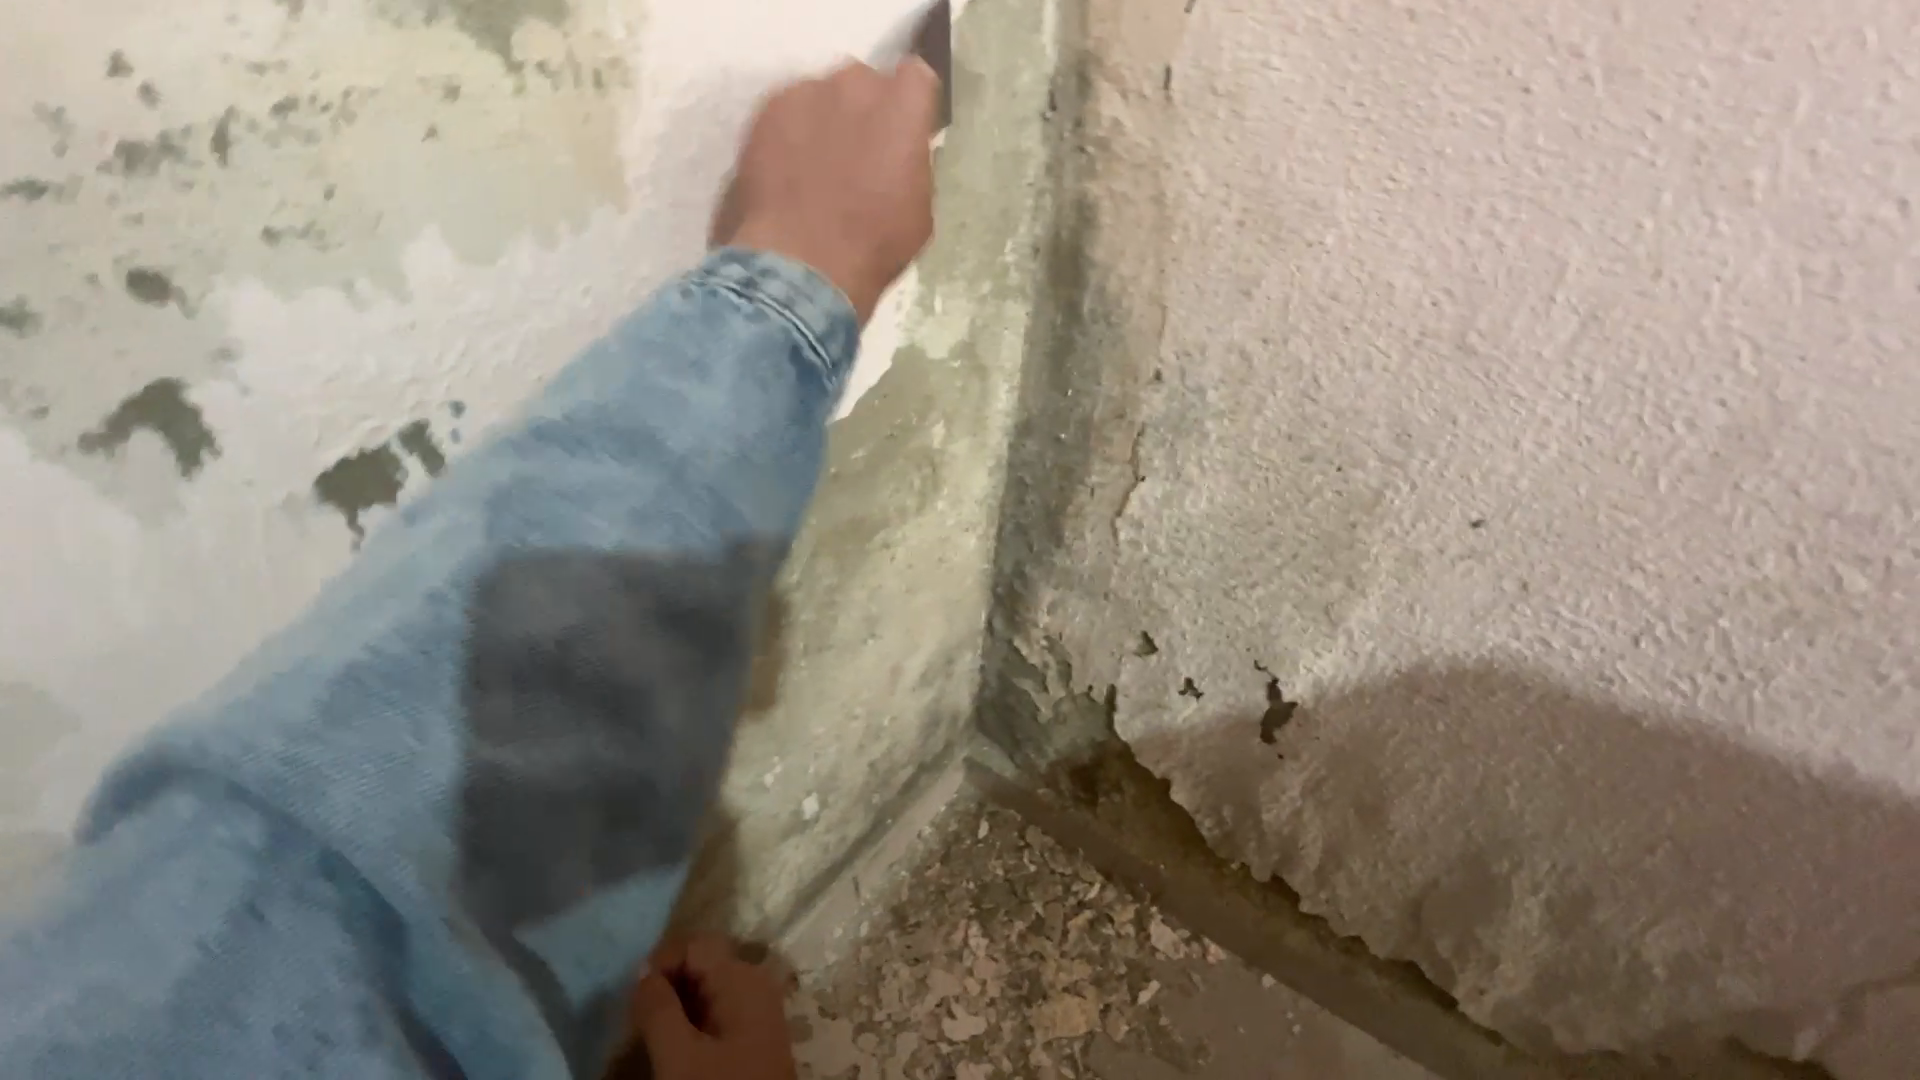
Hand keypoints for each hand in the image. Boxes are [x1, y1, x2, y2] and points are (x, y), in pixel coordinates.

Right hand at [628, 937, 797, 1079]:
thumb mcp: (679, 1058)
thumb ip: (658, 1010)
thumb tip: (642, 972)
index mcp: (742, 977)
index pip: (696, 944)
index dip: (661, 963)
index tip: (634, 1001)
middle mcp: (756, 982)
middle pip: (704, 963)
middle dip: (668, 985)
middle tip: (639, 1023)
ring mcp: (759, 1008)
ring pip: (710, 989)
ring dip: (679, 1007)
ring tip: (653, 1040)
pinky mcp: (757, 1034)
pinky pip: (720, 1011)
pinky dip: (695, 1022)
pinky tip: (678, 1050)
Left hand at [712, 59, 942, 323]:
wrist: (800, 267)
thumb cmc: (872, 249)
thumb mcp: (918, 213)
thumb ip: (912, 167)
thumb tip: (901, 157)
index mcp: (902, 108)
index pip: (915, 79)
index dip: (908, 109)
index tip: (903, 136)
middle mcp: (853, 84)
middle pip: (862, 84)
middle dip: (863, 113)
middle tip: (856, 158)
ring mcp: (803, 94)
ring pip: (820, 97)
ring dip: (823, 124)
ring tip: (814, 172)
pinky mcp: (763, 113)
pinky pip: (784, 115)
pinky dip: (788, 137)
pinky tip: (786, 177)